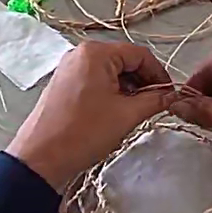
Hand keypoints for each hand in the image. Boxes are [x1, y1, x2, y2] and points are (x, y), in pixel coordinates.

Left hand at [6, 40, 174, 191]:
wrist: (39, 159)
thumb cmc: (83, 132)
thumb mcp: (127, 115)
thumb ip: (154, 100)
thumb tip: (172, 96)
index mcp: (96, 53)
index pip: (140, 54)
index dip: (159, 74)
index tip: (169, 94)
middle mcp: (81, 54)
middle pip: (124, 61)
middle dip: (143, 81)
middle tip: (156, 104)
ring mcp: (69, 68)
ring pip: (110, 72)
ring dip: (128, 88)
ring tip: (137, 111)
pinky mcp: (63, 84)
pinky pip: (95, 80)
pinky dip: (111, 92)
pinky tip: (117, 111)